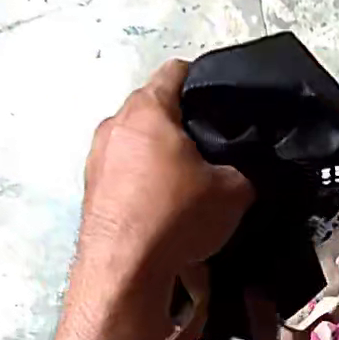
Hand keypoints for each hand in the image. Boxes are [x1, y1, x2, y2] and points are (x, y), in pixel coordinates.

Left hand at [78, 60, 253, 283]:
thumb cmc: (176, 216)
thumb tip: (246, 175)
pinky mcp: (92, 191)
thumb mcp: (234, 193)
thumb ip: (245, 173)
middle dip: (183, 130)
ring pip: (139, 148)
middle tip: (212, 157)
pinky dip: (146, 190)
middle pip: (155, 113)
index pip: (177, 73)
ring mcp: (98, 159)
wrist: (126, 266)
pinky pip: (127, 179)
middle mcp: (115, 125)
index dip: (205, 83)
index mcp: (148, 109)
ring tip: (189, 192)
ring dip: (162, 162)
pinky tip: (166, 216)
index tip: (221, 104)